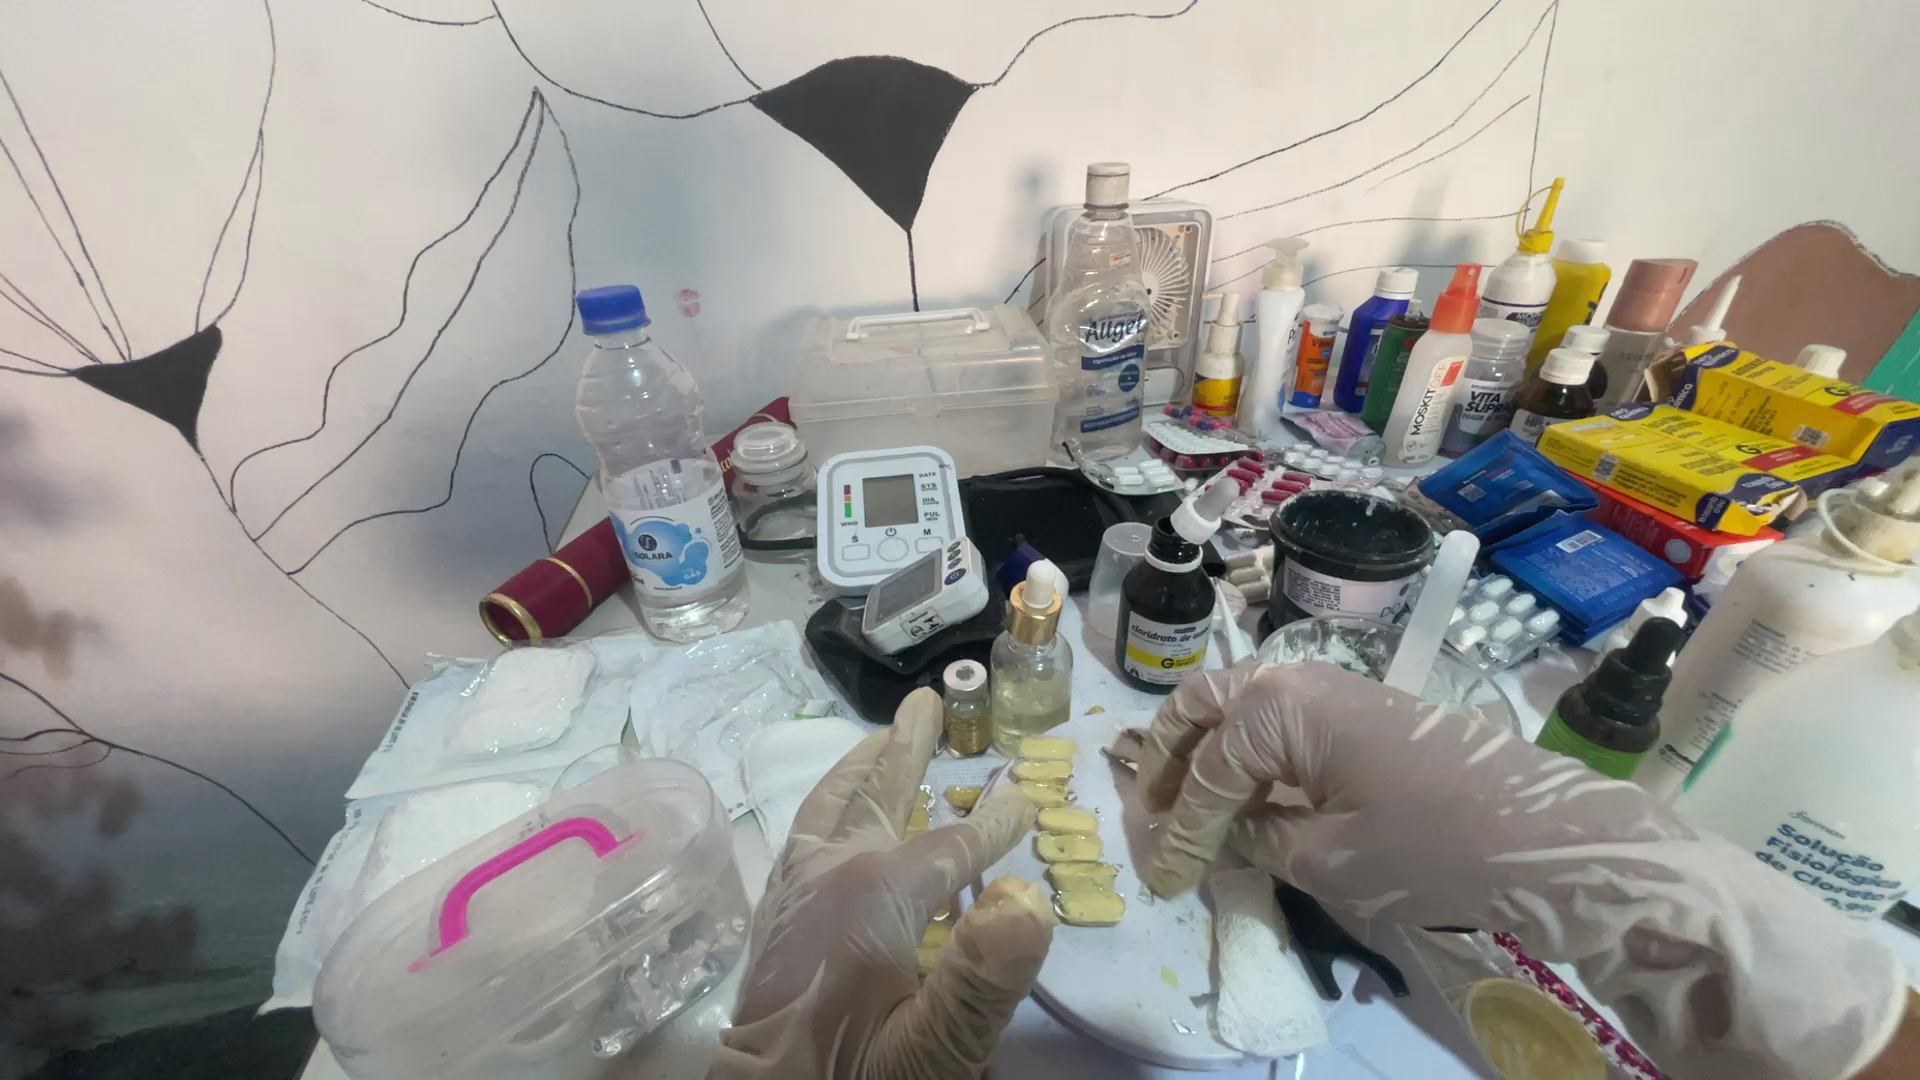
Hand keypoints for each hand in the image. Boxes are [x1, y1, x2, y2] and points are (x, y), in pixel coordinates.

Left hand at [711, 689, 1054, 1079]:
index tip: (1027, 797)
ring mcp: (798, 886)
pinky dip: (830, 800)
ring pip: (834, 802)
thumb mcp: (931, 1054)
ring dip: (864, 763)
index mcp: (877, 895)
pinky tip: (837, 808)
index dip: (996, 823)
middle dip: (909, 745)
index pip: (954, 845)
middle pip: (879, 792)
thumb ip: (981, 978)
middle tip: (927, 699)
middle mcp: (834, 871)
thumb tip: (1028, 898)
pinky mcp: (777, 910)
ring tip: (883, 734)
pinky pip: (806, 830)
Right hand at [1138, 660, 1904, 1079]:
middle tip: (1149, 799)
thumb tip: (1224, 834)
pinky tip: (1248, 788)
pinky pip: (1278, 717)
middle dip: (1168, 751)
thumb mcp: (1336, 860)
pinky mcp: (1361, 708)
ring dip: (1205, 743)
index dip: (1180, 826)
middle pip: (1204, 703)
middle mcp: (1296, 679)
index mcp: (1280, 707)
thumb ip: (1261, 839)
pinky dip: (1247, 747)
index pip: (1209, 769)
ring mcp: (1331, 687)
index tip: (1160, 873)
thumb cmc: (1441, 849)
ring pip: (1238, 702)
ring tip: (1186, 792)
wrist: (1569, 841)